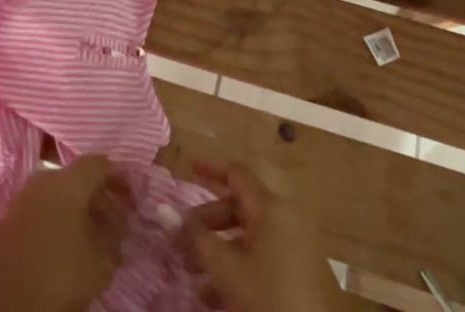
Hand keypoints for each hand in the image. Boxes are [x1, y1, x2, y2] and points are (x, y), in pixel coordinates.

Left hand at [0, 155, 134, 311]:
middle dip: (99, 193)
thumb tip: (119, 223)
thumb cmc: (60, 274)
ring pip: (58, 190)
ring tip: (94, 232)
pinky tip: (69, 239)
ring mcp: (24, 196)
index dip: (119, 176)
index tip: (132, 196)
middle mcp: (43, 180)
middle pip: (77, 176)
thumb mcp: (101, 261)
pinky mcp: (11, 216)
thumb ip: (115, 235)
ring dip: (78, 205)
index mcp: (68, 182)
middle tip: (115, 218)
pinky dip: (59, 214)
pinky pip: (42, 204)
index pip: (99, 163)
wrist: (5, 299)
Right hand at [177, 160, 344, 311]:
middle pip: (242, 204)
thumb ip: (194, 238)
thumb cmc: (267, 297)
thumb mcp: (225, 268)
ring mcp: (297, 245)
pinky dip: (239, 263)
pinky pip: (263, 254)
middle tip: (184, 237)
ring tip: (193, 273)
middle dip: (210, 219)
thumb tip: (164, 211)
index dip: (212, 168)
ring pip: (251, 233)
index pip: (239, 173)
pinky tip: (215, 294)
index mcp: (272, 208)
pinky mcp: (300, 270)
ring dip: (220, 247)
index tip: (189, 168)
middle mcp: (287, 218)